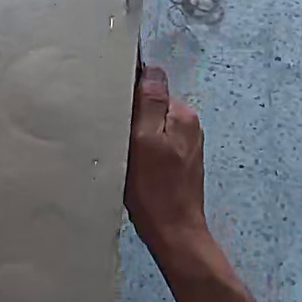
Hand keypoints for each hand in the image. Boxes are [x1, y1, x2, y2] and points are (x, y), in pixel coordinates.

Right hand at [124, 66, 208, 251]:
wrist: (173, 232)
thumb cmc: (154, 188)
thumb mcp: (143, 139)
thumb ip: (148, 102)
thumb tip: (151, 68)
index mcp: (182, 114)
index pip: (151, 86)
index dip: (128, 94)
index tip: (113, 109)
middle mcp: (188, 125)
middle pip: (151, 106)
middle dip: (131, 115)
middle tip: (114, 134)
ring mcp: (185, 145)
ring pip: (152, 127)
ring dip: (136, 135)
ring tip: (122, 152)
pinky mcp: (178, 163)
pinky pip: (156, 145)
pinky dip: (142, 150)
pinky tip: (133, 166)